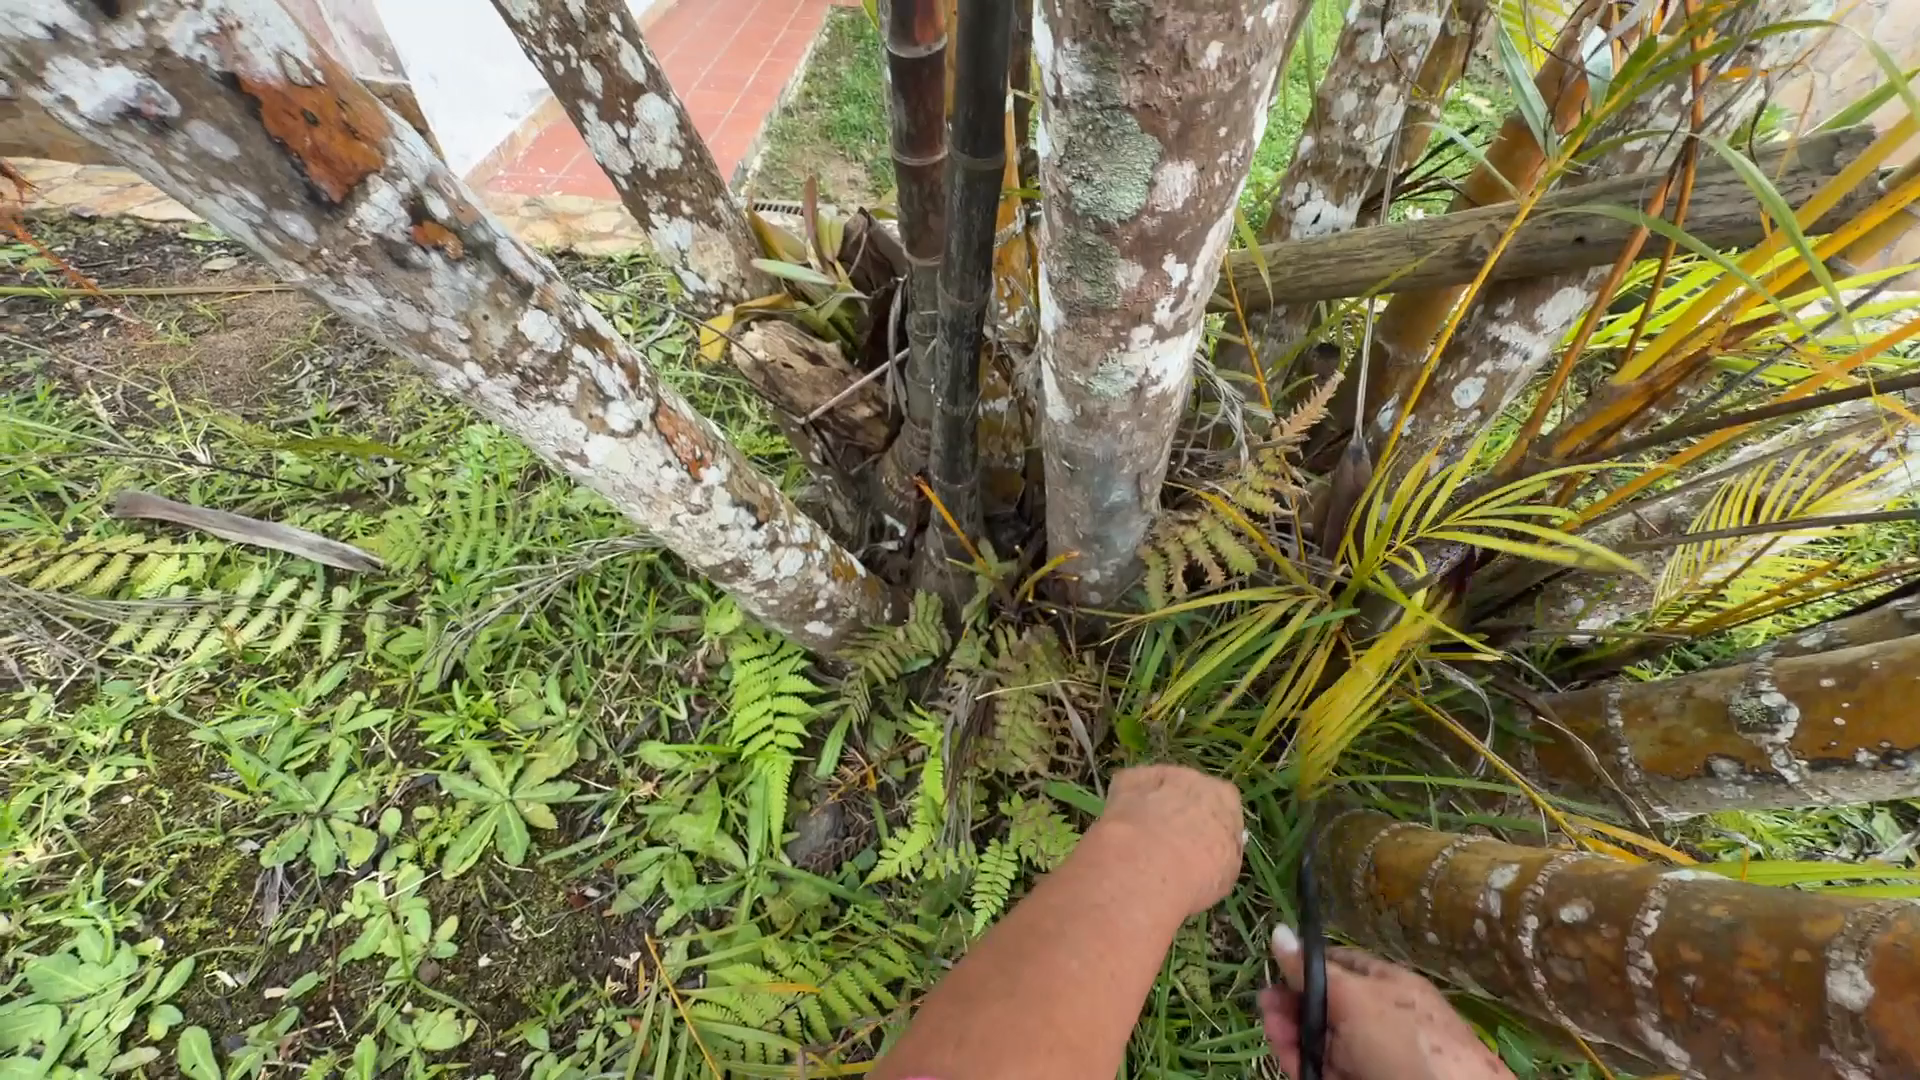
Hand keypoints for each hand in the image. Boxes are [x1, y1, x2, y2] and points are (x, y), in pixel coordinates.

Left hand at [1087, 765, 1243, 917]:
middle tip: (1170, 841)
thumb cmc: (1197, 875)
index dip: (1210, 824)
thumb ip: (1222, 849)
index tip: (1202, 843)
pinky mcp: (1127, 777)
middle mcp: (1193, 778)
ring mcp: (1158, 774)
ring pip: (1158, 787)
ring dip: (1152, 805)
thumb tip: (1213, 849)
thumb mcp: (1225, 872)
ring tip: (1143, 838)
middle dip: (1180, 811)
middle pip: (1188, 791)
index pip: (1222, 804)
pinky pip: (1129, 787)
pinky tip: (1123, 826)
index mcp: (1224, 798)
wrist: (1150, 863)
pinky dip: (1126, 801)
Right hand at [1261, 926, 1514, 1079]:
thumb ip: (1311, 970)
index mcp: (1390, 986)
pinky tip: (1286, 1058)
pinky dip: (1303, 1064)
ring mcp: (1375, 1059)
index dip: (1306, 965)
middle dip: (1292, 1003)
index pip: (1341, 965)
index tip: (1275, 970)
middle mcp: (1382, 1021)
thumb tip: (1279, 930)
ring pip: (1324, 1040)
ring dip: (1292, 1034)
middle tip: (1265, 1007)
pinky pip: (1327, 1069)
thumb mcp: (1354, 999)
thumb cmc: (1405, 1047)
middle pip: (1327, 1005)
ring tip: (1271, 1032)